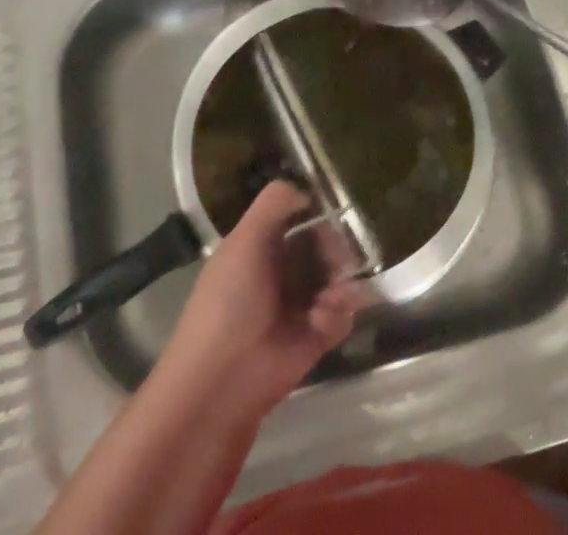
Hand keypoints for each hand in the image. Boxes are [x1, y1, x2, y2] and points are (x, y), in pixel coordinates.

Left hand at [155, 181, 362, 419]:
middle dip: (334, 249)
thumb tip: (307, 190)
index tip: (334, 211)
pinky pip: (342, 312)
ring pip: (337, 278)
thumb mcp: (244, 242)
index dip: (314, 215)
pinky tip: (321, 319)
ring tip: (330, 296)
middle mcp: (280, 272)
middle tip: (338, 258)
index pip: (295, 219)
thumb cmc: (229, 301)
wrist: (225, 377)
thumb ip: (274, 206)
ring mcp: (300, 304)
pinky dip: (337, 312)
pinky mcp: (317, 335)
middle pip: (323, 247)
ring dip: (339, 281)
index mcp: (257, 248)